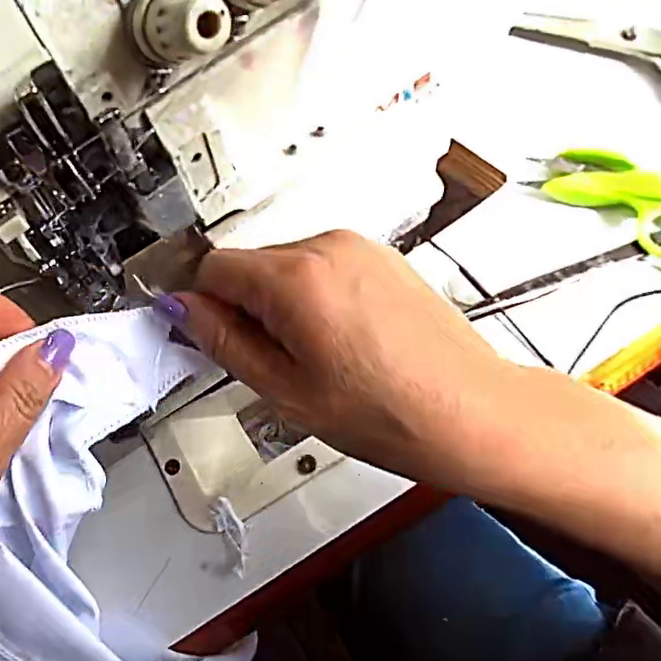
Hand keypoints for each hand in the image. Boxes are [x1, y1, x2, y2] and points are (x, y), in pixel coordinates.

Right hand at [166, 230, 532, 494]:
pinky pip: (325, 270)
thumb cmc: (395, 412)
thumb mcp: (287, 391)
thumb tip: (188, 311)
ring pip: (288, 268)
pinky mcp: (384, 259)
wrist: (471, 413)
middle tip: (268, 361)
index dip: (198, 304)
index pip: (212, 268)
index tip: (200, 329)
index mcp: (297, 278)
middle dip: (245, 308)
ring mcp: (362, 250)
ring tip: (316, 359)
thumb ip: (225, 342)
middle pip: (251, 265)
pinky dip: (317, 300)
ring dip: (282, 306)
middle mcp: (330, 247)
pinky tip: (341, 345)